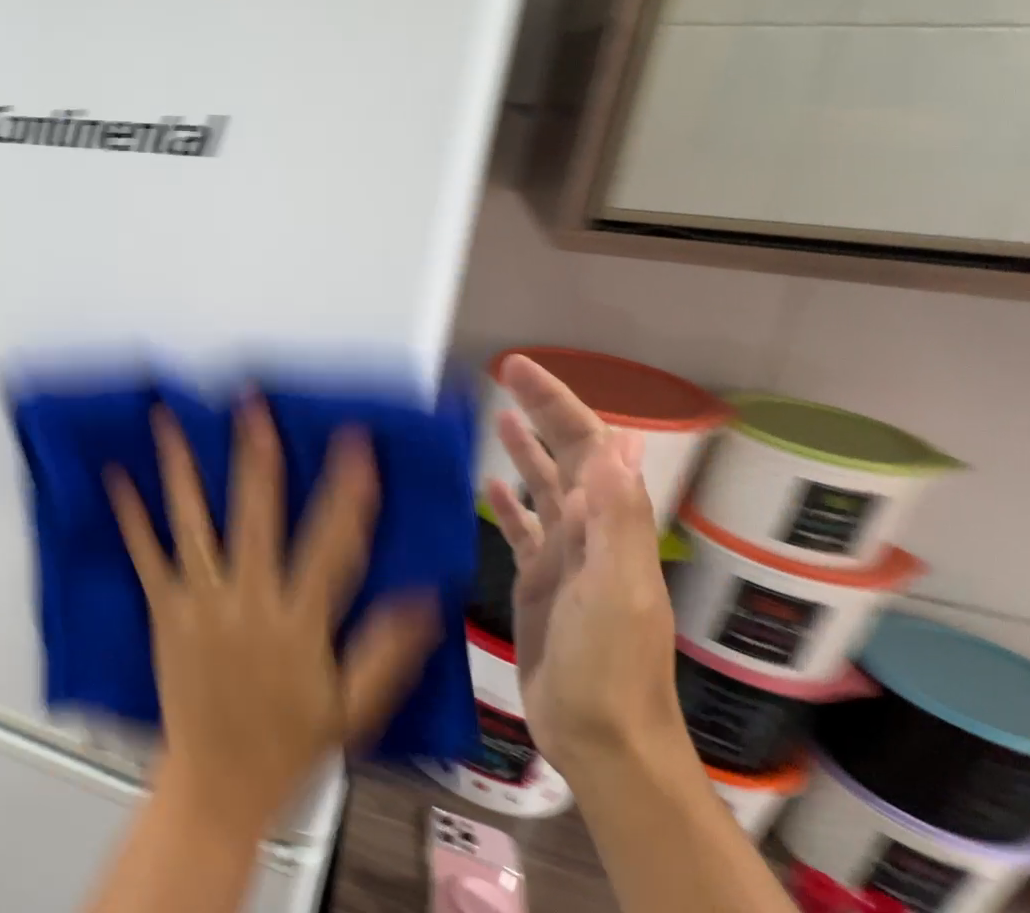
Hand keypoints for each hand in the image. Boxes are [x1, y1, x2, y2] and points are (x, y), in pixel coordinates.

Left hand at [105, 400, 440, 837]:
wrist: (219, 779)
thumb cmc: (286, 744)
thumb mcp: (352, 706)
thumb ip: (385, 649)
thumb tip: (423, 599)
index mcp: (299, 622)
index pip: (331, 544)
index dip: (347, 492)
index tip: (354, 445)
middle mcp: (248, 601)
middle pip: (255, 516)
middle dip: (255, 457)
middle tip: (251, 406)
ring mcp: (201, 603)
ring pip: (193, 523)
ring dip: (182, 469)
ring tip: (170, 422)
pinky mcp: (166, 611)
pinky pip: (148, 557)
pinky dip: (132, 517)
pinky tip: (119, 480)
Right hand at [484, 356, 686, 781]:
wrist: (600, 735)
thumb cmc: (608, 667)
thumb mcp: (612, 590)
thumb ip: (614, 519)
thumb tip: (618, 441)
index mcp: (608, 527)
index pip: (588, 446)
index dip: (556, 403)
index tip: (518, 369)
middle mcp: (590, 534)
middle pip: (566, 458)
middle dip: (539, 414)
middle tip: (502, 377)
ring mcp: (564, 560)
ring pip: (544, 490)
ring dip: (524, 451)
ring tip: (494, 419)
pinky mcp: (541, 585)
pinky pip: (523, 531)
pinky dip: (508, 504)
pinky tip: (487, 488)